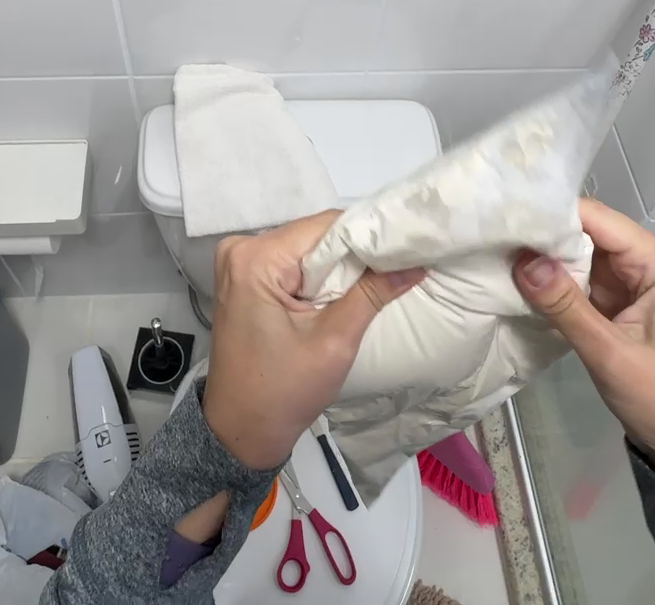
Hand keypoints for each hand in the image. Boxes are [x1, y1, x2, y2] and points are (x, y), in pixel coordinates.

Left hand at [203, 210, 425, 469]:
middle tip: (394, 269)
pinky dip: (317, 274)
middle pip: (314, 233)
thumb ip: (372, 294)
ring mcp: (238, 260)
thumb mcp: (335, 342)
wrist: (240, 428)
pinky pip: (291, 260)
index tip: (403, 249)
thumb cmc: (283, 392)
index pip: (325, 226)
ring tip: (374, 281)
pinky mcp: (244, 275)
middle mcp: (241, 248)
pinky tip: (341, 291)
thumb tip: (416, 262)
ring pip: (306, 246)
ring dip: (337, 264)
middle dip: (354, 252)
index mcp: (255, 258)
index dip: (367, 236)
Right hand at [512, 200, 654, 503]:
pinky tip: (519, 278)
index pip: (595, 217)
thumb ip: (564, 304)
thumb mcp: (610, 354)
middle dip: (541, 234)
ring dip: (544, 257)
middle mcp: (650, 259)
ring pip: (580, 252)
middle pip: (585, 229)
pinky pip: (583, 276)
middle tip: (489, 236)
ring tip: (495, 253)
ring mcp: (636, 279)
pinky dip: (555, 280)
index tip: (501, 217)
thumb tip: (520, 258)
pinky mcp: (623, 299)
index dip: (549, 213)